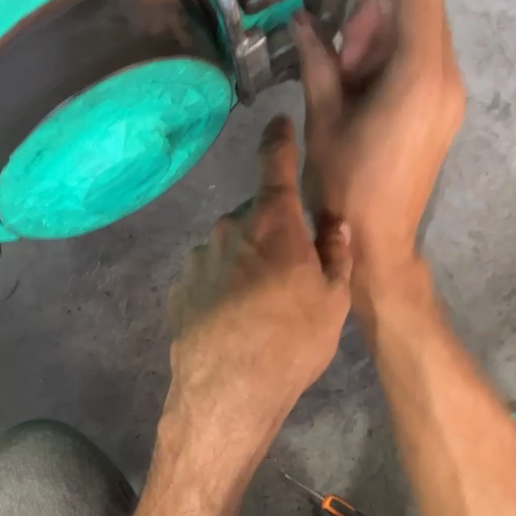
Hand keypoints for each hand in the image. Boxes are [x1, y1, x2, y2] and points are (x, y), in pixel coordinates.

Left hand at [163, 115, 351, 460]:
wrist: (227, 392)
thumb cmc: (292, 343)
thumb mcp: (333, 301)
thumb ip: (336, 255)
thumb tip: (334, 226)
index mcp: (273, 221)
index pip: (275, 161)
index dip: (279, 138)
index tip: (278, 123)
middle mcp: (228, 229)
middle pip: (253, 217)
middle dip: (269, 233)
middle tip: (286, 273)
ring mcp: (198, 261)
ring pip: (227, 250)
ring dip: (242, 265)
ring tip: (257, 310)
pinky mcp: (179, 293)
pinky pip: (206, 279)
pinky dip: (219, 290)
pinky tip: (230, 324)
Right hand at [295, 0, 465, 279]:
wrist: (375, 244)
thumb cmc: (344, 190)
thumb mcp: (322, 124)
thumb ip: (317, 65)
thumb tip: (302, 24)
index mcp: (420, 77)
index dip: (376, 3)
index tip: (348, 47)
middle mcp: (449, 79)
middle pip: (423, 9)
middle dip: (378, 24)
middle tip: (345, 69)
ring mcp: (454, 98)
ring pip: (426, 35)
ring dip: (386, 46)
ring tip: (353, 89)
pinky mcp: (448, 114)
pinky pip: (429, 65)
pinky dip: (398, 67)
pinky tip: (369, 104)